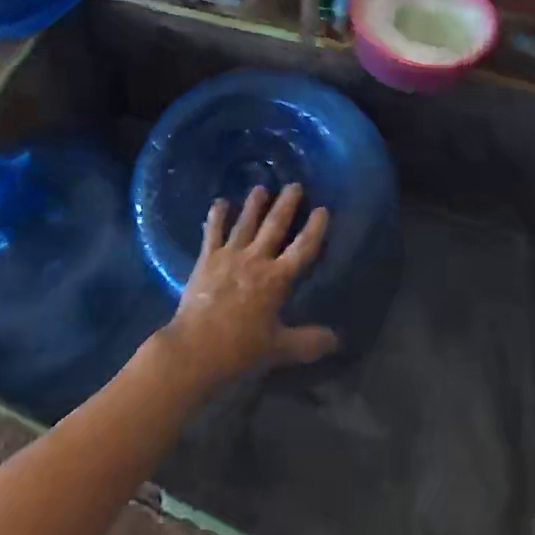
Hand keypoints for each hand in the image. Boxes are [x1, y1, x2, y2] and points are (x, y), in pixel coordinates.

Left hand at [150, 184, 338, 393]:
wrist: (196, 347)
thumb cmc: (241, 349)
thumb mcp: (280, 348)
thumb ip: (310, 342)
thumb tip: (338, 340)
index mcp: (276, 279)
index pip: (302, 249)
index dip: (314, 229)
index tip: (323, 210)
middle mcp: (255, 260)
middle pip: (274, 226)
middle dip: (286, 205)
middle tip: (294, 185)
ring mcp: (229, 256)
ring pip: (245, 223)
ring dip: (254, 204)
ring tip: (260, 187)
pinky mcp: (207, 259)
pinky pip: (213, 232)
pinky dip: (217, 216)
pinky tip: (220, 202)